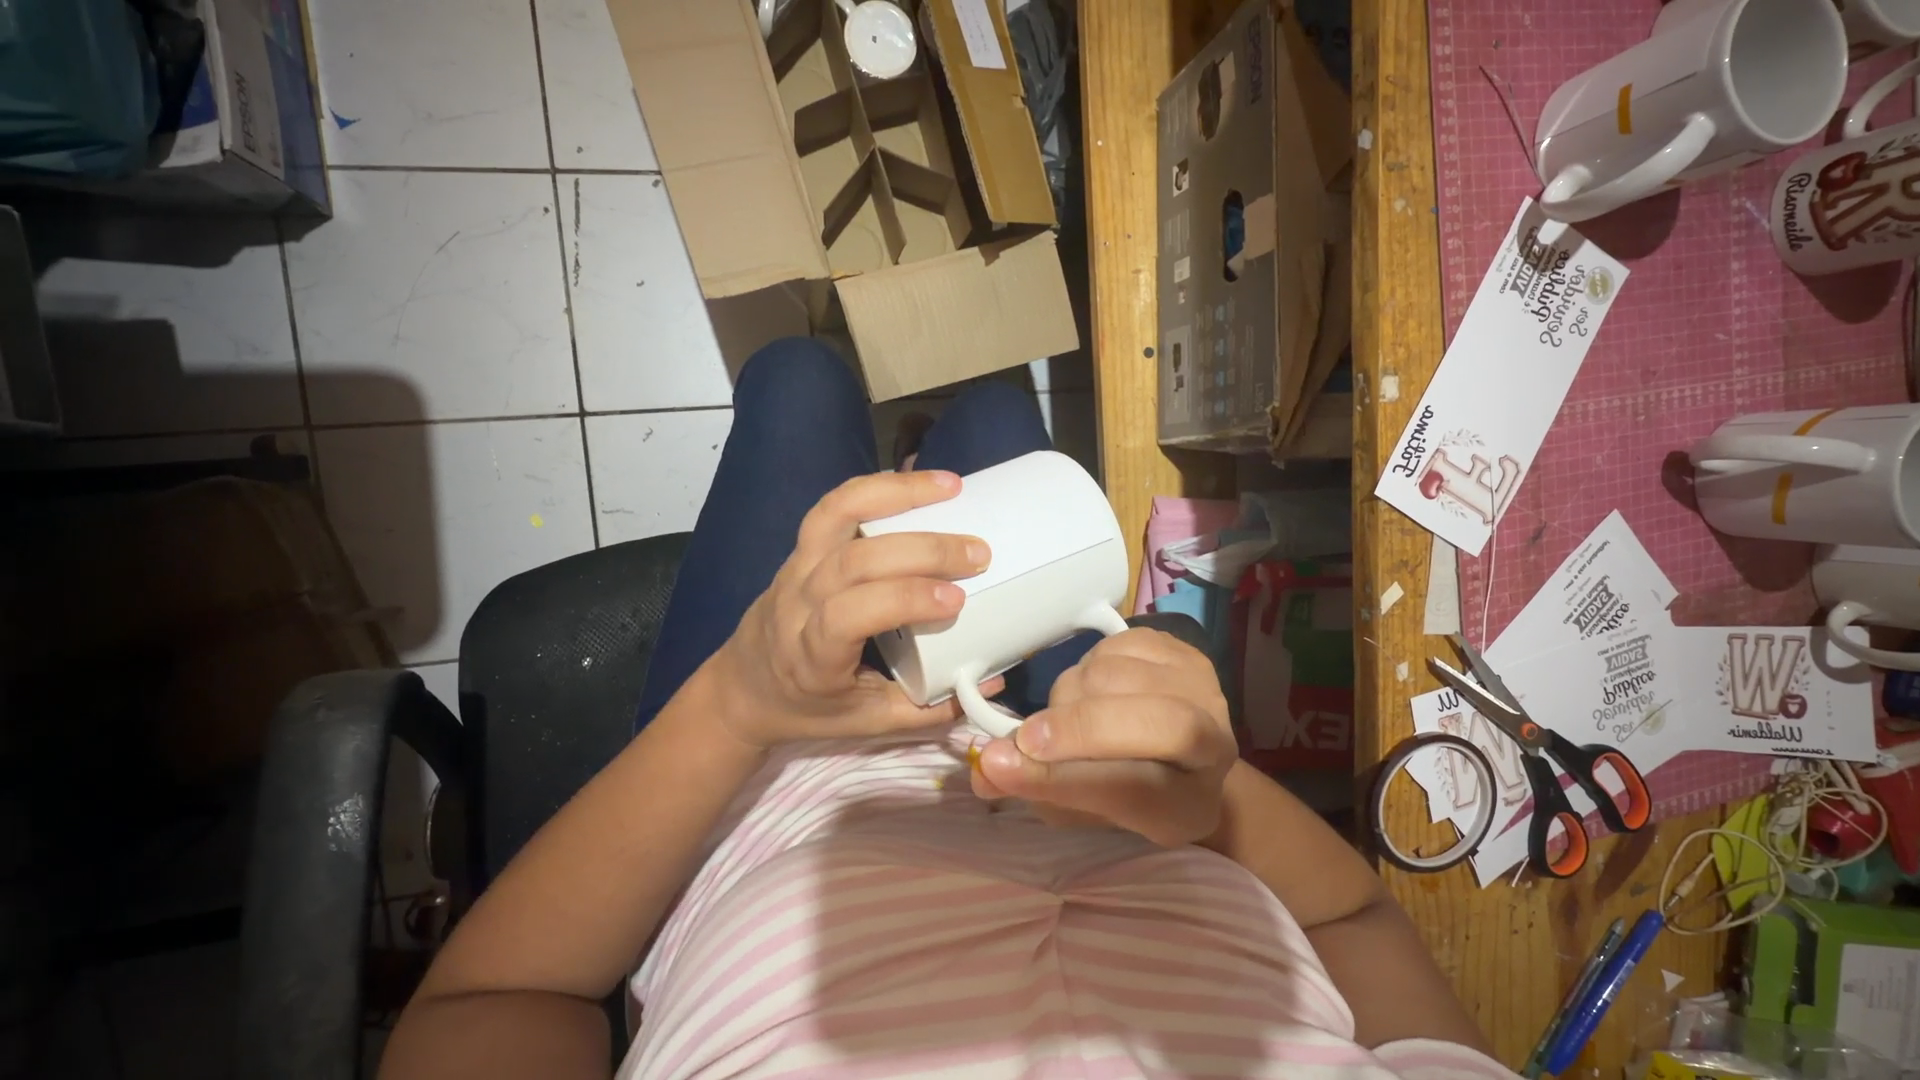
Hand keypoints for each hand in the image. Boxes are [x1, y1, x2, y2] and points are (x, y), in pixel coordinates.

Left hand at [708, 470, 1000, 749]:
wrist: (743, 686)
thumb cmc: (808, 707)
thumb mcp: (867, 723)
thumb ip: (929, 709)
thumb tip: (994, 680)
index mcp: (811, 655)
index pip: (849, 616)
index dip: (904, 600)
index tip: (957, 600)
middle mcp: (798, 603)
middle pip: (854, 561)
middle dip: (920, 550)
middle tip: (978, 552)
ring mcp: (796, 566)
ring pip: (836, 514)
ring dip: (896, 494)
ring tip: (952, 487)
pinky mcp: (802, 546)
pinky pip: (834, 505)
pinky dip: (877, 487)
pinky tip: (920, 482)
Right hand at [969, 628, 1234, 846]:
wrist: (1180, 750)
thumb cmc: (1128, 791)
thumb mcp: (1087, 810)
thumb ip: (1039, 790)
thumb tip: (984, 769)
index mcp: (1193, 803)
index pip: (1134, 788)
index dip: (1065, 777)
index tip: (1001, 764)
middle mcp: (1216, 740)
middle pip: (1147, 723)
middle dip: (1075, 728)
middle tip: (1024, 739)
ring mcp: (1199, 684)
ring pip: (1118, 676)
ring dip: (1070, 696)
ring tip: (1066, 718)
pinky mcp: (1178, 646)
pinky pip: (1114, 645)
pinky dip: (1085, 666)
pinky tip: (1089, 689)